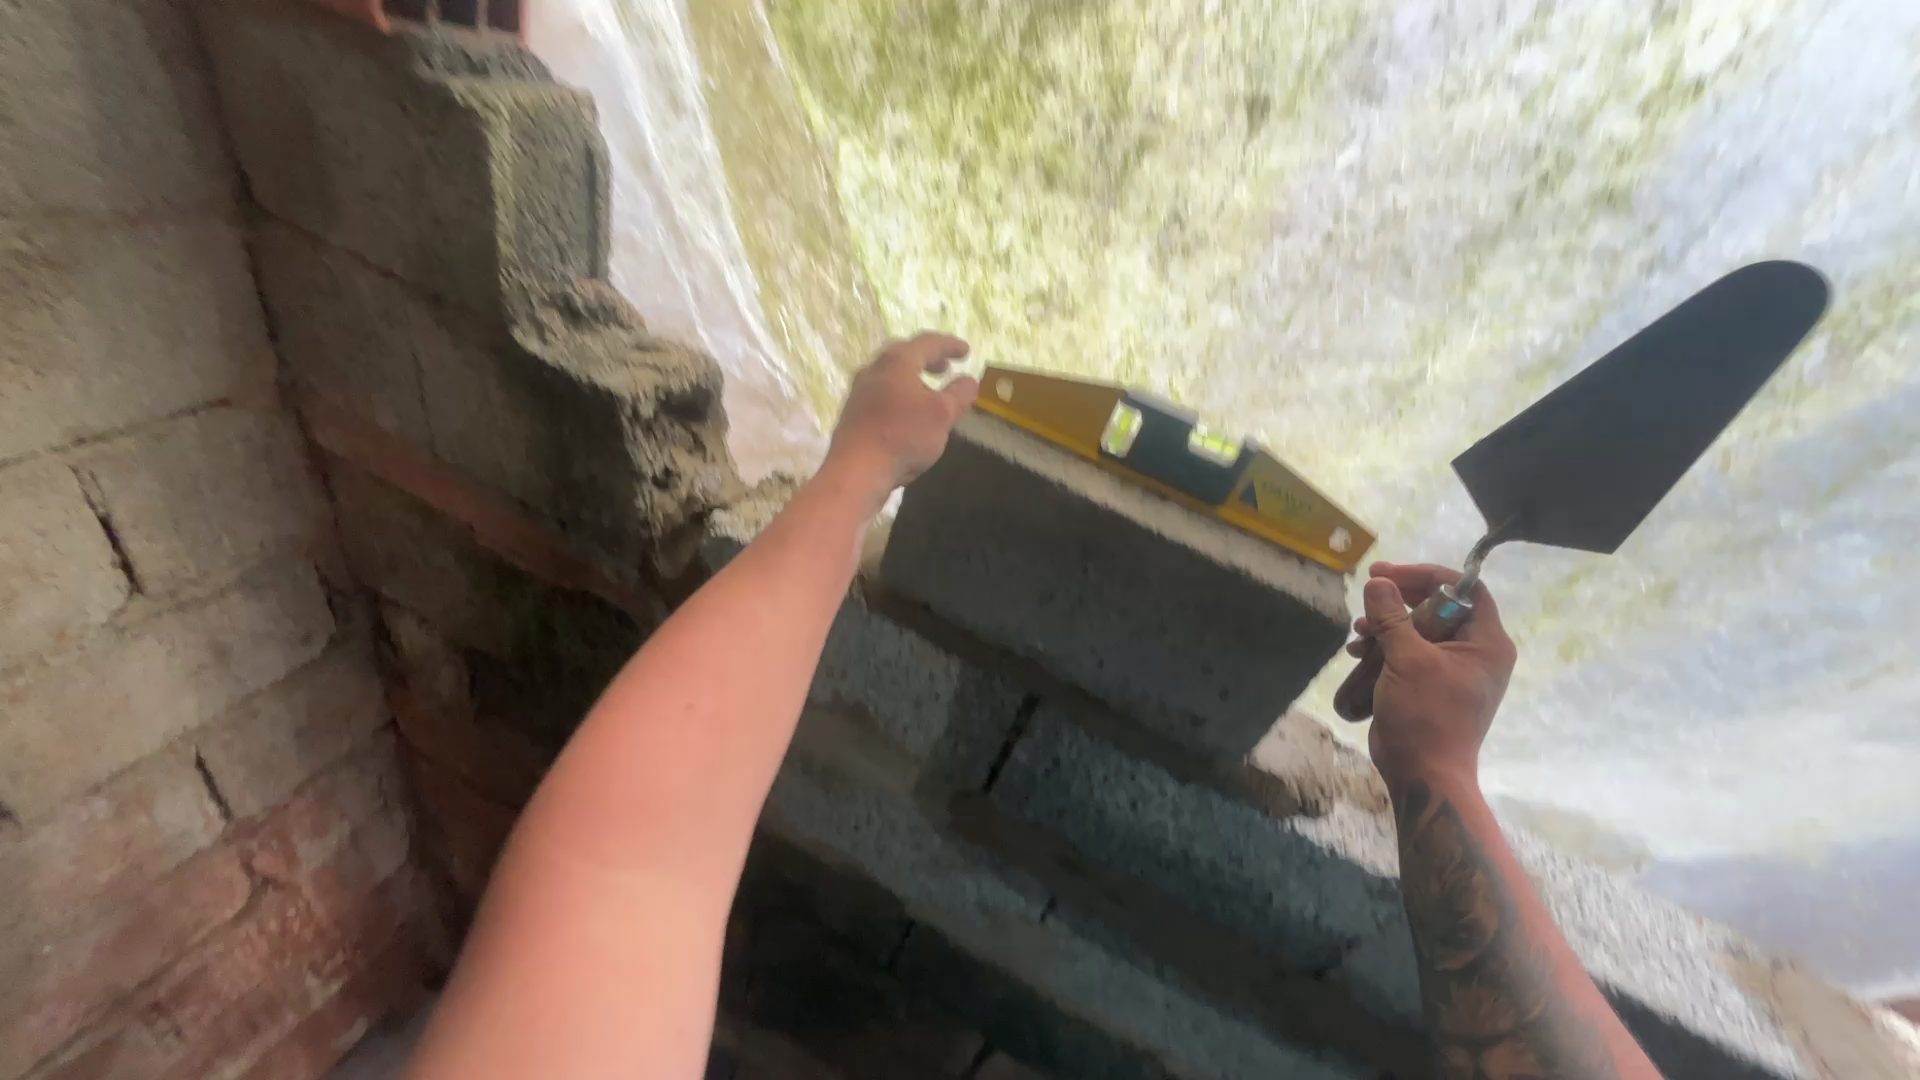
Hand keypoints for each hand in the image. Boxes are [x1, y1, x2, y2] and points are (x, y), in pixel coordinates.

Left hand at [824, 332, 978, 496]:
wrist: (856, 471)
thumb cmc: (903, 436)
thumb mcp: (942, 414)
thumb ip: (958, 394)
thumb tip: (969, 380)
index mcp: (897, 362)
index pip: (927, 343)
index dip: (949, 345)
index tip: (966, 351)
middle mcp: (874, 370)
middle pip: (904, 355)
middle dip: (928, 359)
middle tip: (945, 367)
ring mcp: (859, 392)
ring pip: (890, 376)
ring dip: (912, 378)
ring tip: (929, 392)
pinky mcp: (853, 414)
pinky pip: (881, 395)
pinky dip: (900, 395)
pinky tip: (907, 414)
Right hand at [1347, 562, 1517, 791]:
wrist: (1424, 772)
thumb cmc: (1426, 715)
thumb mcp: (1407, 661)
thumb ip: (1392, 619)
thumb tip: (1378, 583)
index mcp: (1486, 644)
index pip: (1466, 590)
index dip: (1426, 575)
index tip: (1386, 573)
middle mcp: (1474, 652)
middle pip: (1438, 607)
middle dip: (1399, 600)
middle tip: (1368, 590)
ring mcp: (1450, 669)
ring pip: (1418, 629)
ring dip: (1385, 624)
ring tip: (1358, 632)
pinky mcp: (1428, 683)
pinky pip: (1407, 651)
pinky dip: (1383, 645)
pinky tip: (1358, 652)